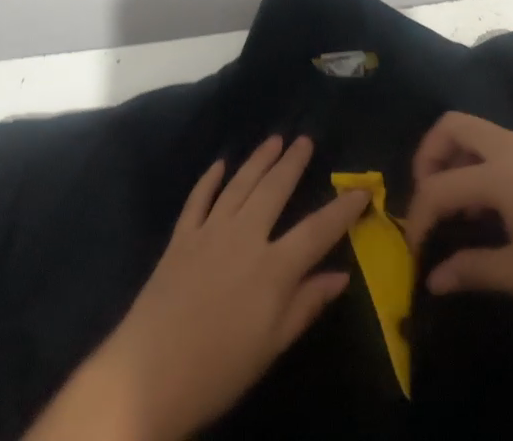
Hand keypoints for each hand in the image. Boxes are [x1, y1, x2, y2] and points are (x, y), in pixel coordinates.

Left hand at [27, 136, 368, 440]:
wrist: (150, 371)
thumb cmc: (220, 367)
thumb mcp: (273, 344)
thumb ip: (306, 304)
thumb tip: (341, 275)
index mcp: (274, 268)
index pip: (317, 231)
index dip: (342, 210)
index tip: (362, 191)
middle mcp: (243, 238)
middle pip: (273, 191)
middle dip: (292, 164)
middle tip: (305, 140)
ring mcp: (208, 233)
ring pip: (238, 186)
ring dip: (257, 161)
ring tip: (273, 140)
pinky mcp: (180, 238)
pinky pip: (198, 199)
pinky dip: (209, 180)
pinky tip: (219, 165)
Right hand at [404, 111, 512, 323]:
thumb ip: (470, 269)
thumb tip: (432, 279)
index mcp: (502, 171)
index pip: (439, 185)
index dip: (418, 216)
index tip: (415, 250)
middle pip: (453, 127)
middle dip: (428, 158)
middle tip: (427, 201)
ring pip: (478, 136)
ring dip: (455, 162)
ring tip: (455, 212)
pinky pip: (500, 150)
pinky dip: (480, 168)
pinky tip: (489, 212)